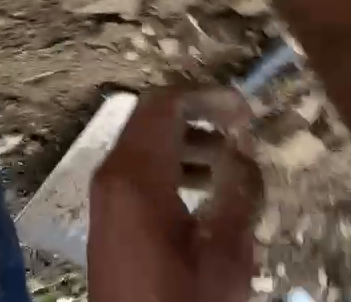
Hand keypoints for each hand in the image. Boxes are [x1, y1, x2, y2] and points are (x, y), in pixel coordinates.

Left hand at [89, 88, 264, 301]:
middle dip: (198, 116)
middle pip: (151, 119)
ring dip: (187, 143)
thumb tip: (244, 150)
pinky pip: (138, 170)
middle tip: (241, 128)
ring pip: (145, 144)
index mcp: (135, 173)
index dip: (206, 96)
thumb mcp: (225, 254)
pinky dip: (171, 166)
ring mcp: (105, 194)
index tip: (245, 108)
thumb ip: (239, 192)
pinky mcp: (109, 216)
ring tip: (231, 162)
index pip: (164, 104)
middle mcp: (112, 172)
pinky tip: (205, 191)